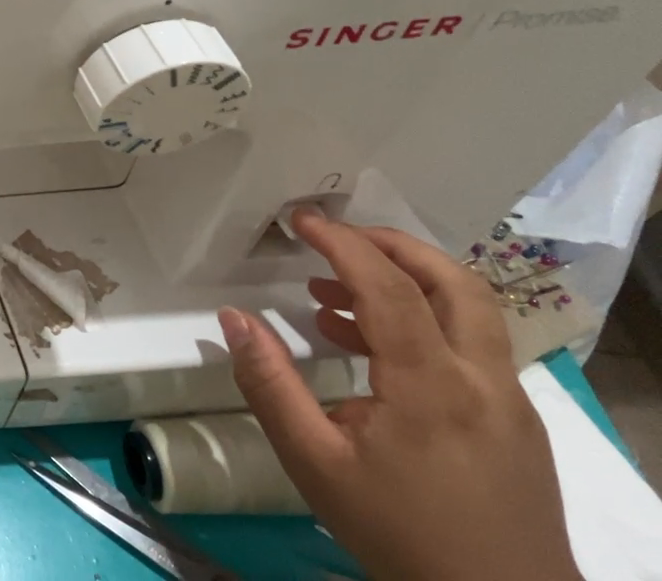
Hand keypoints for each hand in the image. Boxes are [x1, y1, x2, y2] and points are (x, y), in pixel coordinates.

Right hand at [220, 208, 580, 580]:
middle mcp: (483, 379)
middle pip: (455, 282)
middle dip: (392, 245)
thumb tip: (232, 318)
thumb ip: (270, 384)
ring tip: (326, 294)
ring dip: (404, 283)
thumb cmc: (398, 530)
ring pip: (470, 312)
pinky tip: (364, 348)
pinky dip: (419, 323)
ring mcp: (508, 399)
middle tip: (332, 237)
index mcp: (431, 384)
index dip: (342, 242)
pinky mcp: (514, 420)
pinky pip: (468, 347)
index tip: (300, 218)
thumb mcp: (313, 460)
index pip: (389, 287)